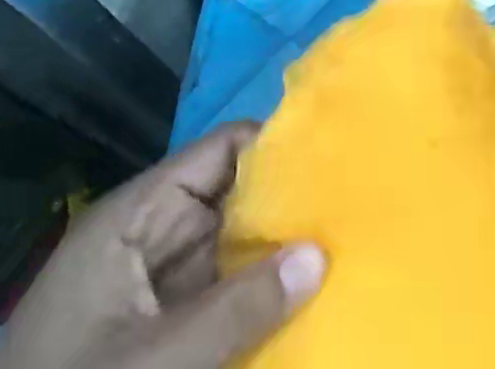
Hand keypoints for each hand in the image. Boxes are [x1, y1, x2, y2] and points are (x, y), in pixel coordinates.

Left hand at [0, 122, 323, 368]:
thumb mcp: (151, 362)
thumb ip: (237, 309)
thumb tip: (321, 253)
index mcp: (136, 216)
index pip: (221, 151)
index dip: (278, 147)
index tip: (338, 154)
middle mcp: (153, 234)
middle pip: (236, 195)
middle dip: (291, 201)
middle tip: (358, 201)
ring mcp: (162, 279)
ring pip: (238, 243)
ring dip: (283, 248)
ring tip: (350, 238)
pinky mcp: (168, 320)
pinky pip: (228, 288)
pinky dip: (265, 289)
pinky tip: (313, 291)